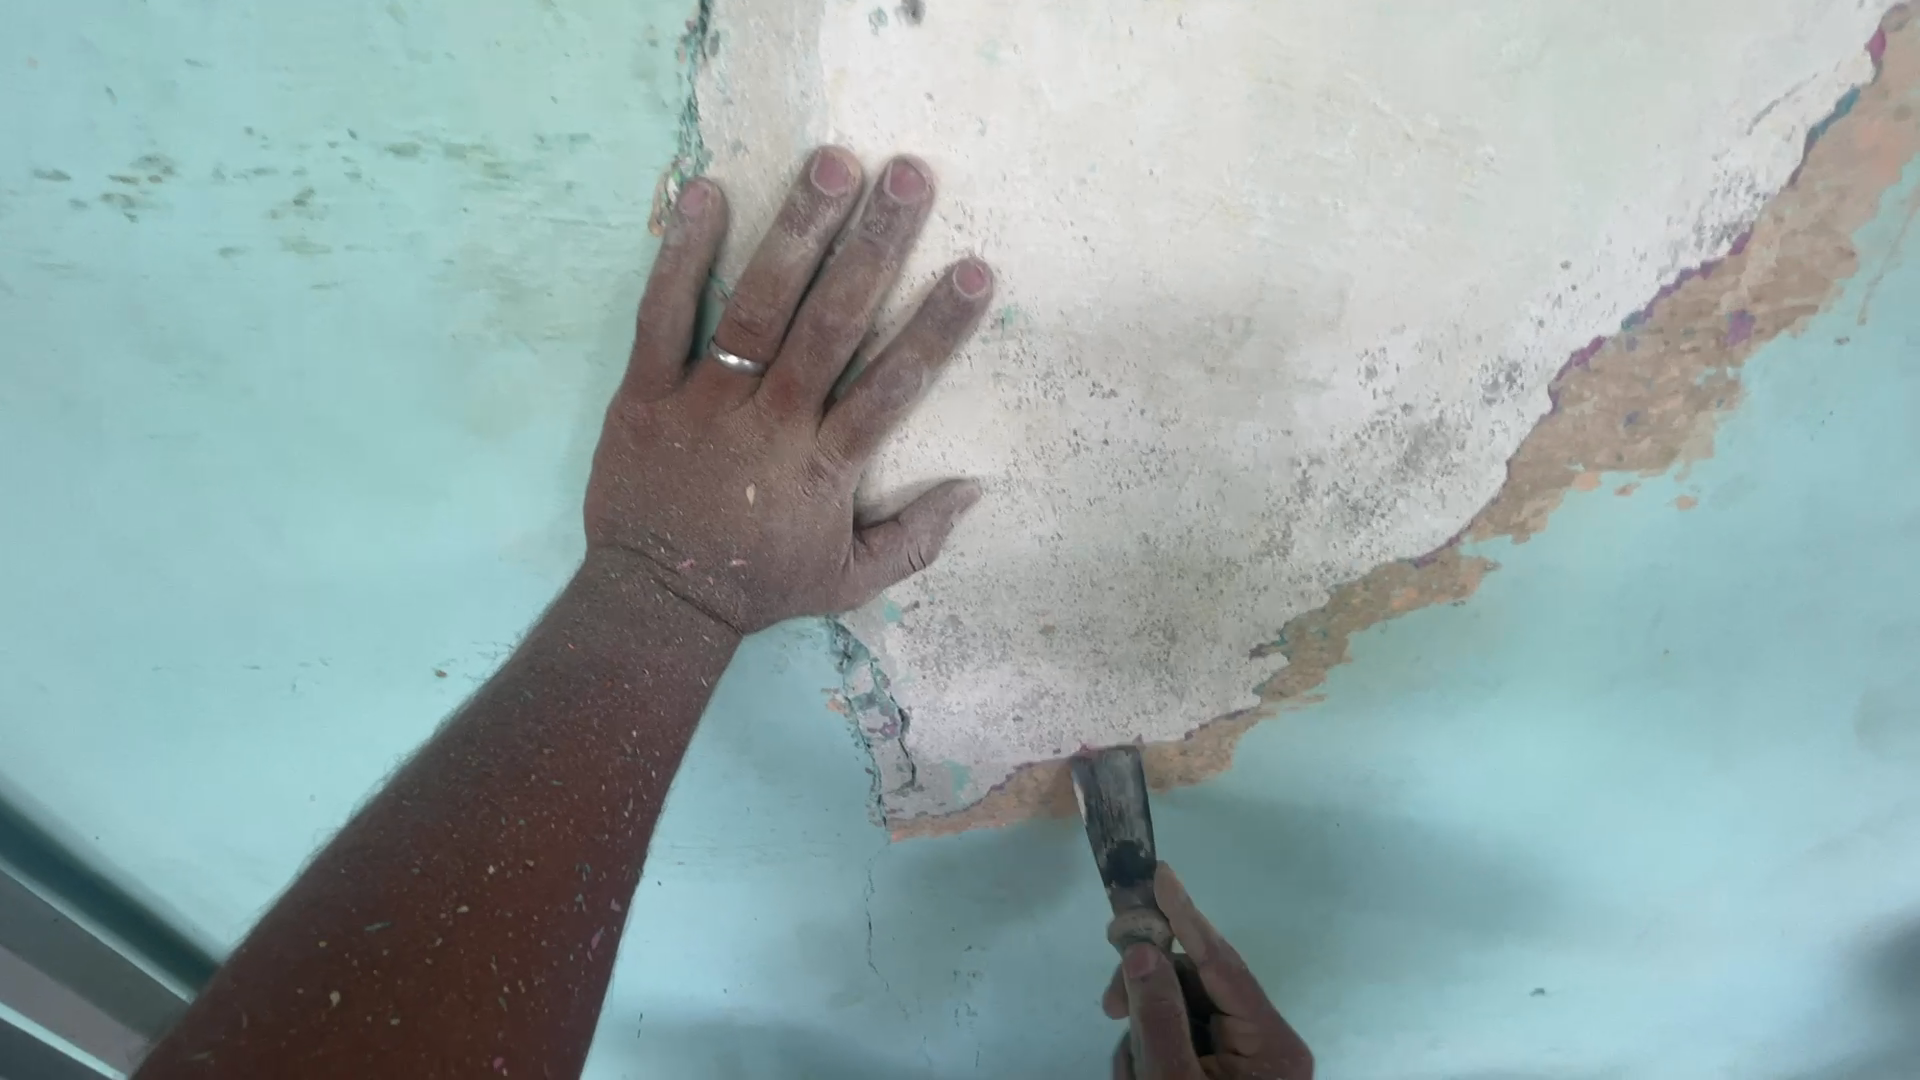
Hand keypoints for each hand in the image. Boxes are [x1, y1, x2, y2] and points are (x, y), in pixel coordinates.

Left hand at [584, 146, 993, 633]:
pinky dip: (682, 255)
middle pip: (831, 326)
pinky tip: (709, 192)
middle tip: (910, 177)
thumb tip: (975, 488)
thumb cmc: (762, 585)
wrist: (659, 600)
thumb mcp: (852, 582)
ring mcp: (705, 402)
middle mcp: (772, 423)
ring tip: (833, 161)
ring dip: (798, 232)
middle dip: (875, 249)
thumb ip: (917, 540)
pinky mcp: (646, 393)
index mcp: (825, 468)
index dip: (936, 330)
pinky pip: (663, 316)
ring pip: (757, 307)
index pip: (892, 388)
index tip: (974, 273)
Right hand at [1102, 865, 1313, 1079]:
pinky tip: (1137, 1076)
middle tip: (1106, 1001)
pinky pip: (1175, 1033)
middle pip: (1193, 980)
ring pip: (1177, 1006)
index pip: (1220, 960)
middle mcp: (1262, 1040)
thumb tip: (1141, 947)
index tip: (1157, 872)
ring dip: (1141, 1030)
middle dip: (1146, 989)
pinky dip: (1147, 1049)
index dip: (1185, 913)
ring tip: (1129, 1074)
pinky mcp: (1218, 1070)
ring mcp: (1240, 1056)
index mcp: (1270, 1043)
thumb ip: (1157, 1014)